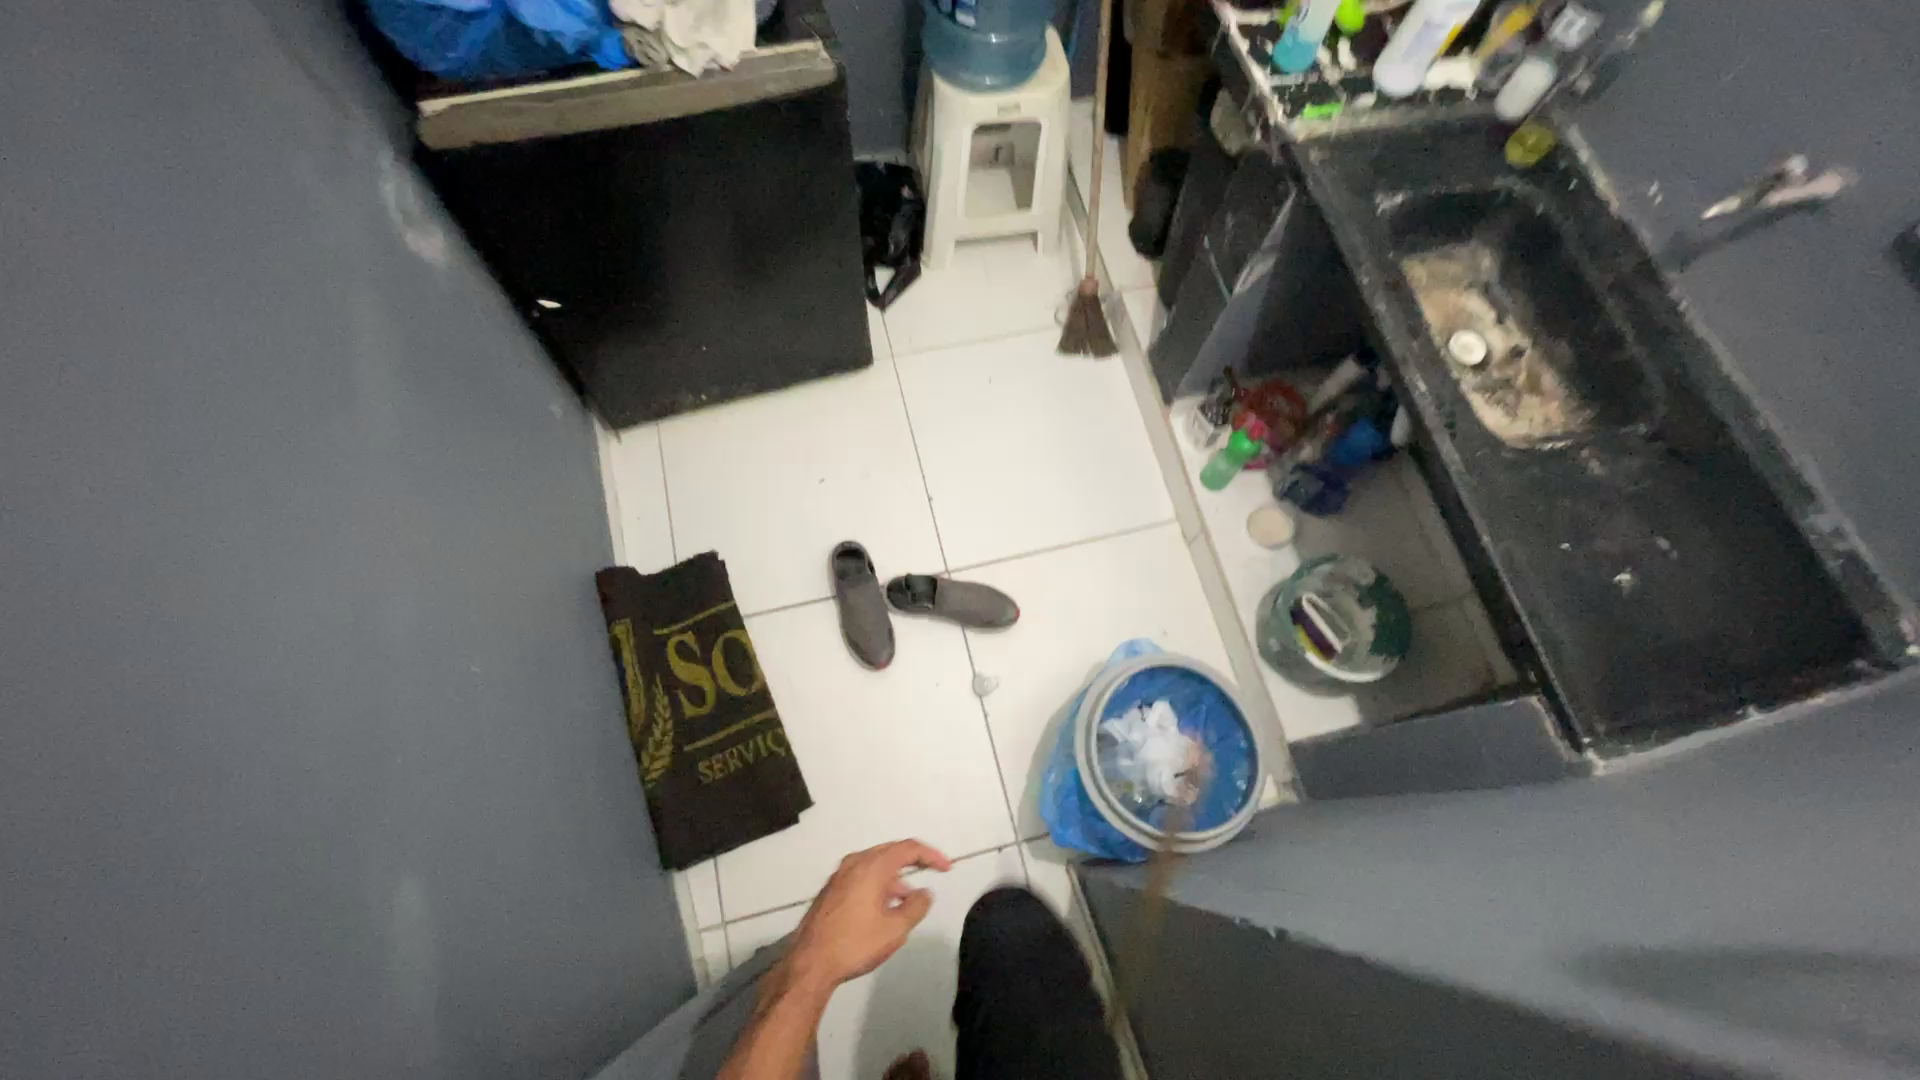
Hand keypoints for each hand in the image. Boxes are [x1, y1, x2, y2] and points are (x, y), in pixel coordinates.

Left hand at [783, 839, 952, 989]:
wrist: (809, 963)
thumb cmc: (855, 944)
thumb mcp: (895, 929)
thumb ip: (916, 907)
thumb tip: (925, 892)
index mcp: (872, 866)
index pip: (908, 848)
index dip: (931, 855)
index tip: (946, 868)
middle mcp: (855, 862)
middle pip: (890, 852)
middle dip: (913, 863)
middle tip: (931, 875)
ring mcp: (839, 875)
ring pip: (874, 865)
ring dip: (895, 878)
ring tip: (906, 902)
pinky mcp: (830, 889)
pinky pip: (861, 875)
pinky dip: (878, 883)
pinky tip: (882, 908)